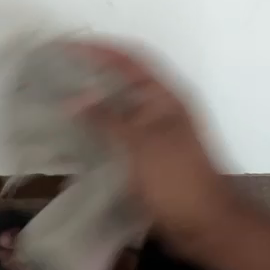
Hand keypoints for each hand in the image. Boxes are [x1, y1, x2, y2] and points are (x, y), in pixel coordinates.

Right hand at [70, 43, 245, 256]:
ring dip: (98, 98)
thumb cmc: (177, 179)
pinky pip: (122, 130)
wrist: (206, 224)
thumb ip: (109, 118)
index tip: (69, 45)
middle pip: (128, 78)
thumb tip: (77, 97)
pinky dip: (102, 126)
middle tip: (62, 69)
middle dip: (97, 70)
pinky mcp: (153, 154)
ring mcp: (160, 131)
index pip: (131, 60)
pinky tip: (81, 135)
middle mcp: (164, 107)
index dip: (101, 49)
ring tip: (64, 97)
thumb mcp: (141, 145)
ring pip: (124, 104)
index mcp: (167, 96)